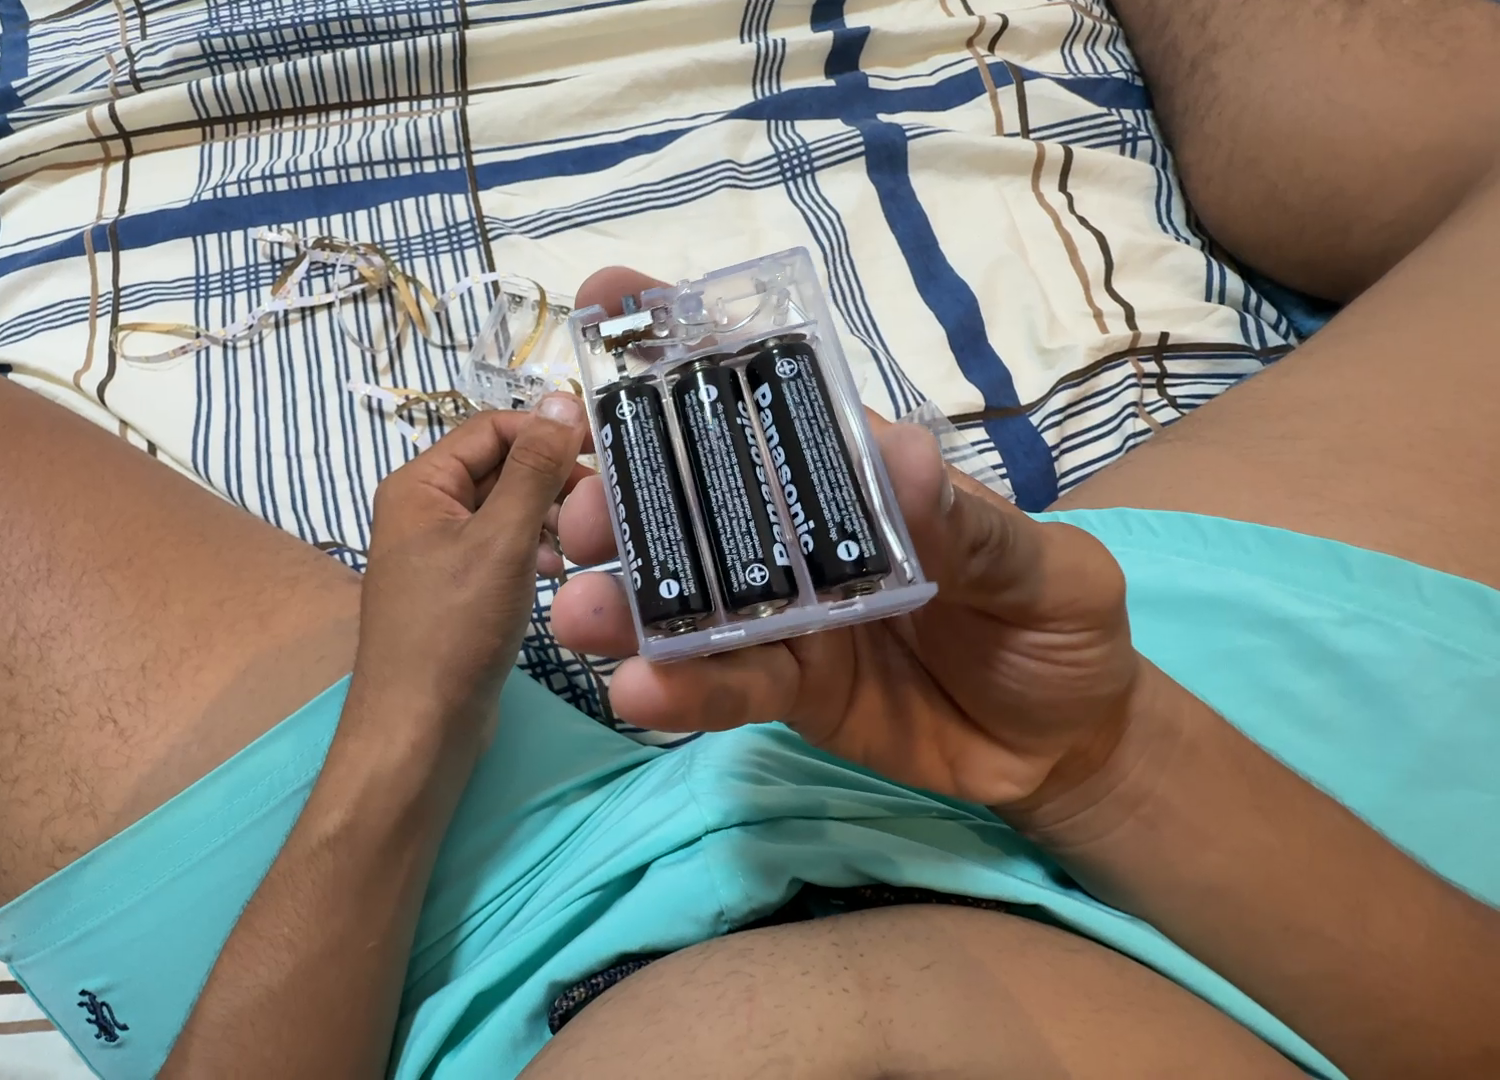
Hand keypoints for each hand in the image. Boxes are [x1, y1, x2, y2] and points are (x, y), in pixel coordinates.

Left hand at [354, 396, 593, 748]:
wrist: (421, 726)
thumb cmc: (455, 628)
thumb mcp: (501, 540)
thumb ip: (533, 469)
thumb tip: (563, 400)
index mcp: (419, 484)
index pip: (490, 428)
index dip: (544, 433)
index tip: (601, 453)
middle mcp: (423, 508)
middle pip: (497, 467)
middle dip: (547, 480)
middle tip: (595, 508)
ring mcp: (438, 550)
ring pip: (503, 508)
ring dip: (543, 516)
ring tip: (575, 544)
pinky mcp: (456, 586)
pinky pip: (499, 547)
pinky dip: (529, 549)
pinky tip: (553, 569)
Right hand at [551, 268, 1143, 809]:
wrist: (1059, 748)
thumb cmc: (1058, 629)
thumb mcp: (1043, 568)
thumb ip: (972, 527)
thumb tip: (904, 455)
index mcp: (848, 472)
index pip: (760, 394)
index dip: (683, 344)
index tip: (607, 297)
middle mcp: (793, 533)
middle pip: (694, 499)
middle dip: (626, 497)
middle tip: (577, 520)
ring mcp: (777, 613)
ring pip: (684, 597)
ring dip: (625, 601)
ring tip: (578, 616)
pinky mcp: (776, 685)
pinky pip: (721, 687)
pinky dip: (679, 690)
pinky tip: (636, 692)